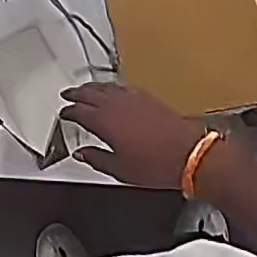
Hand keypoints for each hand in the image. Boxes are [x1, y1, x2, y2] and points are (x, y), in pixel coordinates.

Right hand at [60, 82, 233, 189]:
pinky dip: (112, 87)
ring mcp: (133, 99)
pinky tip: (114, 90)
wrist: (192, 156)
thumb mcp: (120, 170)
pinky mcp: (148, 98)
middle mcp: (116, 105)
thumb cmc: (158, 164)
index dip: (68, 112)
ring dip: (91, 87)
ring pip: (105, 87)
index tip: (64, 114)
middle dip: (75, 94)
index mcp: (104, 121)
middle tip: (68, 95)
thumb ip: (97, 158)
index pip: (78, 111)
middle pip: (88, 93)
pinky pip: (122, 87)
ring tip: (85, 89)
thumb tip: (82, 153)